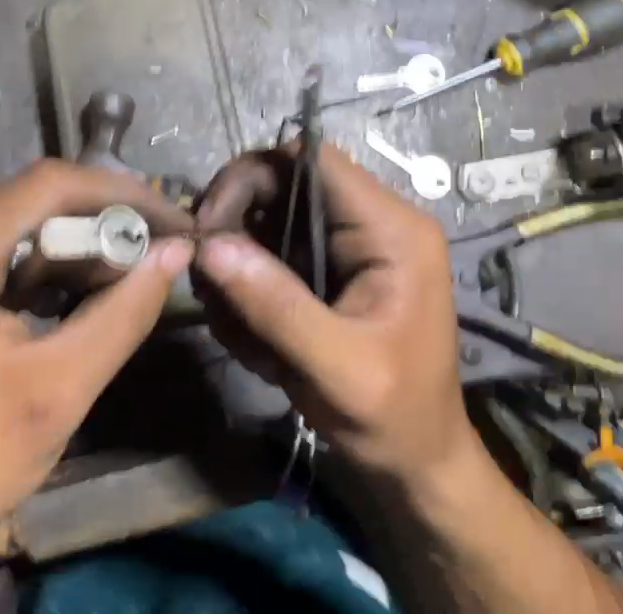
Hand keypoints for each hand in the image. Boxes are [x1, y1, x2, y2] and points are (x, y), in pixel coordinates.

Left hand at [0, 162, 194, 585]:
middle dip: (97, 220)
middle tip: (156, 248)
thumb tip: (176, 251)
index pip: (40, 189)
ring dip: (70, 240)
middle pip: (24, 199)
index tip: (170, 217)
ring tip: (124, 270)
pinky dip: (36, 259)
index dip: (116, 194)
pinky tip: (76, 286)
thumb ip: (123, 313)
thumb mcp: (59, 390)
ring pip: (10, 216)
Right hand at [193, 146, 476, 491]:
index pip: (310, 159)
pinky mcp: (323, 269)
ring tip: (235, 327)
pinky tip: (251, 340)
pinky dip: (243, 290)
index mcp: (390, 230)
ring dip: (234, 268)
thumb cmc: (394, 417)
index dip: (250, 178)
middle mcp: (367, 223)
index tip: (209, 230)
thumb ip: (277, 306)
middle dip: (233, 228)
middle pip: (277, 184)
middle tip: (206, 283)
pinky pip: (264, 254)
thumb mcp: (337, 369)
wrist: (416, 463)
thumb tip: (211, 247)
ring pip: (262, 220)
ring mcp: (343, 245)